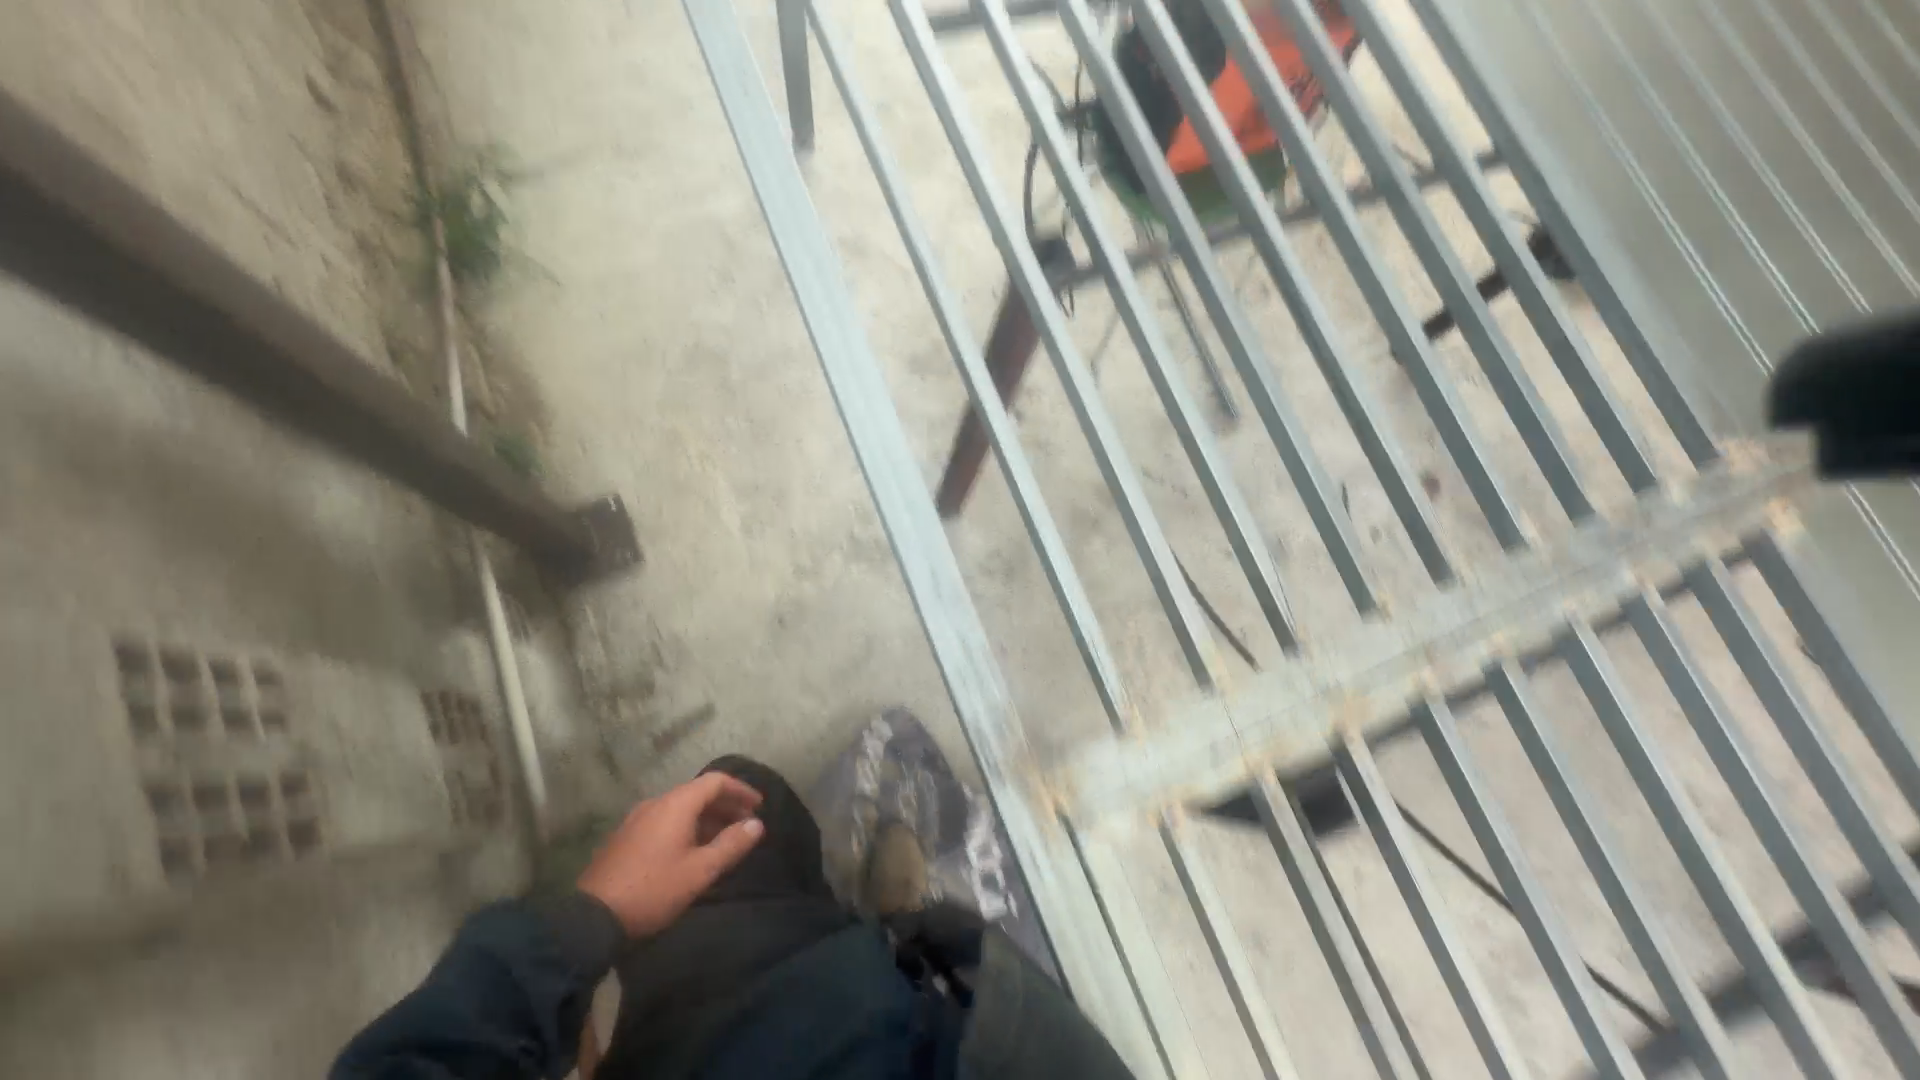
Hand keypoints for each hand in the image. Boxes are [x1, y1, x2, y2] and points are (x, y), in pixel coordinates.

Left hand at [576, 772, 764, 936]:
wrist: (592, 918)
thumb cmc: (653, 890)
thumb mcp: (700, 871)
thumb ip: (731, 845)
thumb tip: (756, 824)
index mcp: (675, 805)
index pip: (715, 781)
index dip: (741, 790)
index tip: (759, 806)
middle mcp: (655, 803)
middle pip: (697, 793)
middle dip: (726, 805)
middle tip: (746, 825)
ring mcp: (636, 820)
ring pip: (680, 808)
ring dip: (707, 818)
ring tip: (724, 840)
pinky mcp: (625, 838)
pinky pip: (665, 821)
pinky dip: (687, 827)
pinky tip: (692, 851)